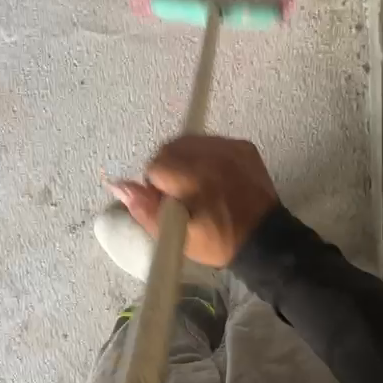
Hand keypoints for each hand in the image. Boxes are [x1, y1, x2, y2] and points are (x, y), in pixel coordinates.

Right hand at [107, 135, 280, 267]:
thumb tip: (117, 185)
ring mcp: (230, 148)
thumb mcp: (176, 235)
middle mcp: (211, 155)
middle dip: (168, 169)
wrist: (265, 240)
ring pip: (189, 141)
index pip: (155, 166)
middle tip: (180, 194)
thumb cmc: (217, 241)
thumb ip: (145, 208)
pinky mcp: (243, 146)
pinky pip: (211, 141)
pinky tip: (213, 176)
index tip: (169, 203)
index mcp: (193, 177)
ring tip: (196, 184)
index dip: (156, 186)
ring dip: (185, 159)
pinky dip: (205, 155)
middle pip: (170, 148)